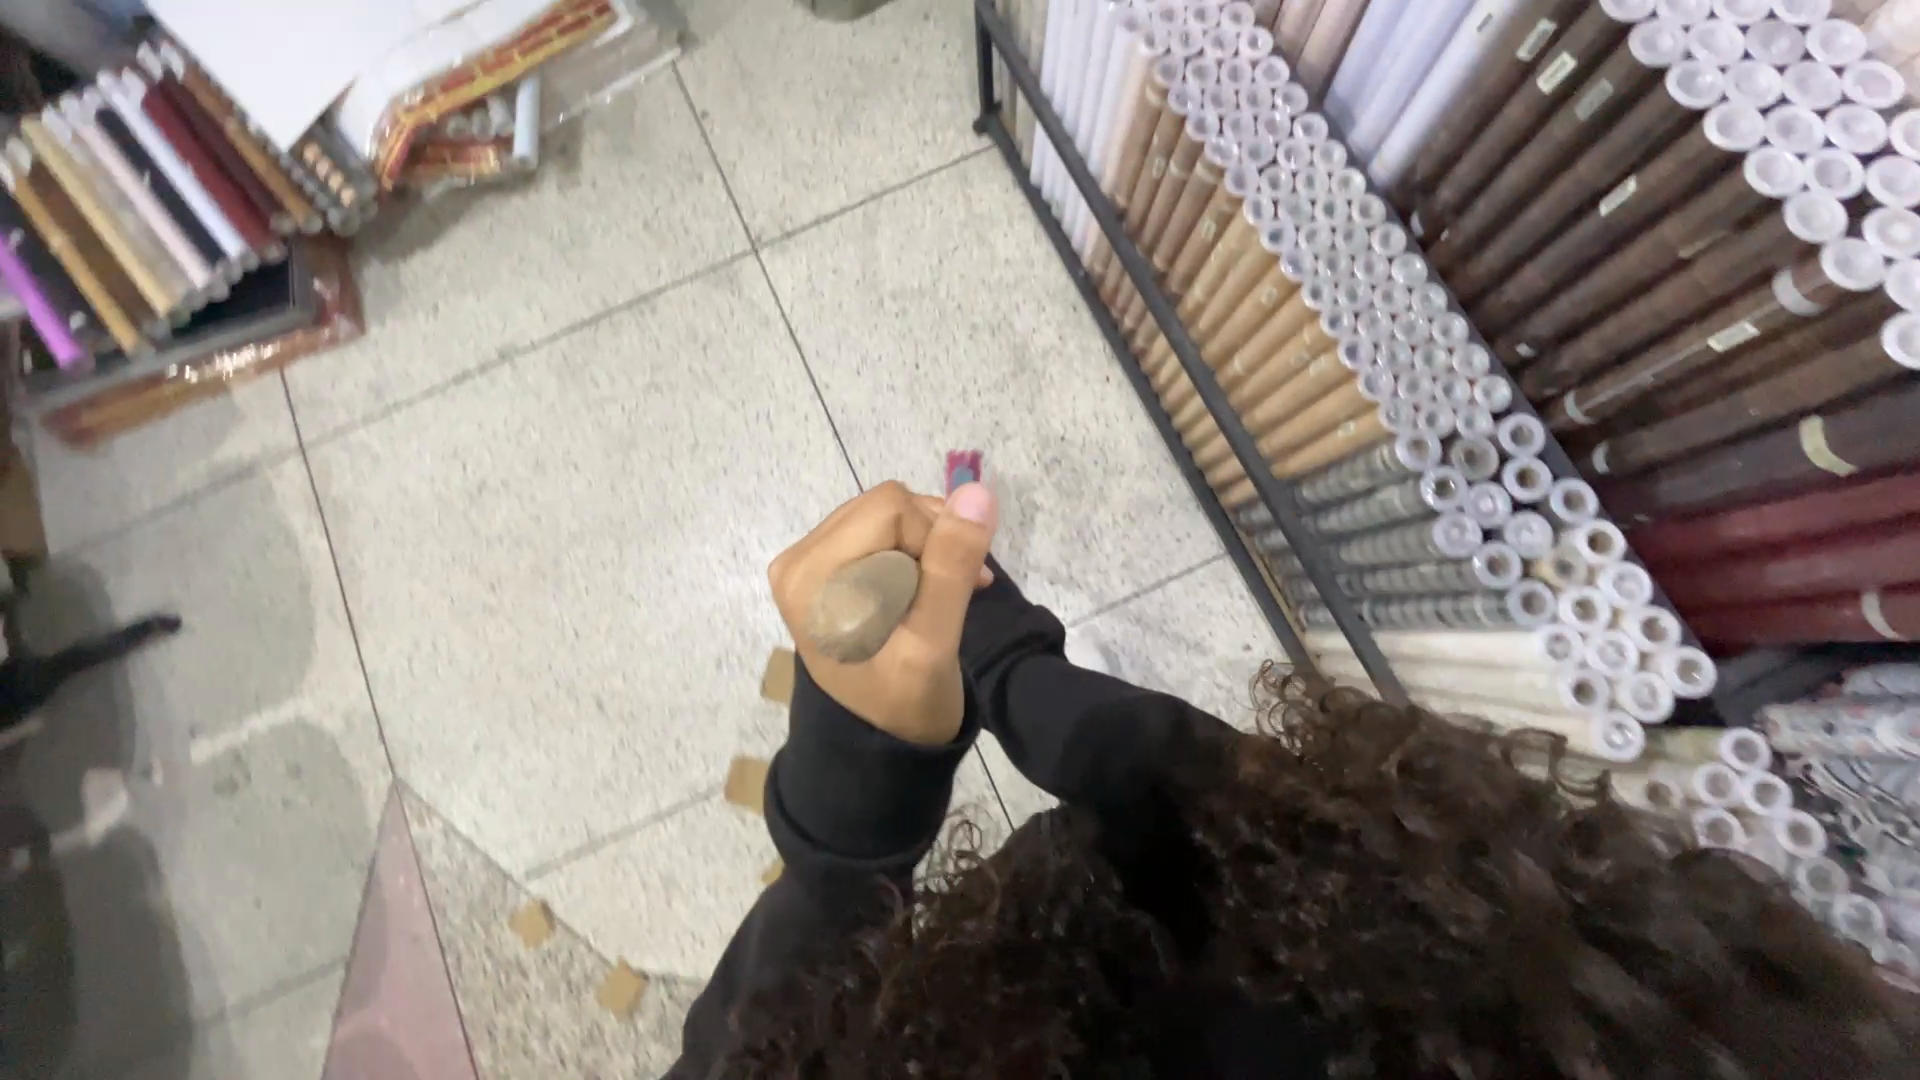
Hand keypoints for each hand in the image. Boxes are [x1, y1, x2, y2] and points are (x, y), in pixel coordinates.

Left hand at [769, 481, 999, 745]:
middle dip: (935, 540)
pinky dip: (916, 551)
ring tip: (948, 592)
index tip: (967, 585)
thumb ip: (951, 567)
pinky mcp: (826, 565)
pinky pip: (882, 529)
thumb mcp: (934, 641)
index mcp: (811, 576)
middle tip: (964, 588)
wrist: (879, 742)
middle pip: (888, 505)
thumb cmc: (905, 701)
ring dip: (930, 546)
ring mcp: (809, 561)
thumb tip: (978, 493)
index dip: (938, 539)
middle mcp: (799, 559)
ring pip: (890, 513)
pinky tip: (929, 587)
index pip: (892, 510)